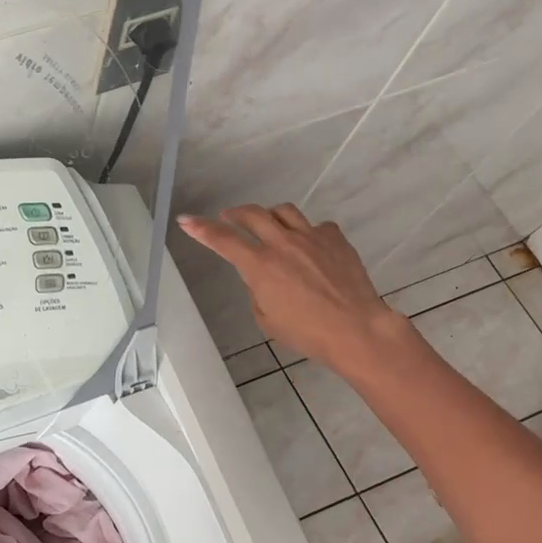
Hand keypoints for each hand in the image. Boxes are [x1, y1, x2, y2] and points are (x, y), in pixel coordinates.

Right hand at [177, 204, 408, 374]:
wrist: (355, 327)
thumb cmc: (305, 332)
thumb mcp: (266, 318)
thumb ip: (257, 290)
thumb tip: (263, 276)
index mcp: (260, 266)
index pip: (223, 240)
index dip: (201, 229)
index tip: (186, 220)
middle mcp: (283, 243)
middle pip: (252, 214)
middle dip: (235, 213)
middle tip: (227, 217)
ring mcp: (312, 237)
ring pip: (283, 211)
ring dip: (269, 215)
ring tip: (267, 224)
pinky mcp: (335, 238)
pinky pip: (314, 227)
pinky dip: (305, 233)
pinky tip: (308, 247)